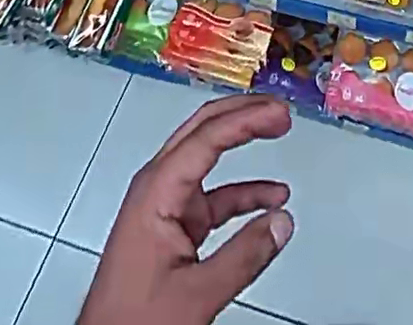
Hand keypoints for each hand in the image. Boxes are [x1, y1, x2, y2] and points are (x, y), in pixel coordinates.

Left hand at [80, 94, 295, 324]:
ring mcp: (167, 202)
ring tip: (278, 131)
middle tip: (278, 109)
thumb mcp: (195, 294)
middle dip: (243, 113)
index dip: (246, 119)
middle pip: (204, 129)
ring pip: (209, 155)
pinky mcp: (175, 222)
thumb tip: (281, 222)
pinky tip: (271, 196)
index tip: (277, 113)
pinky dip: (245, 191)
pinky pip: (215, 195)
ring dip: (244, 142)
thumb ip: (243, 256)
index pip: (207, 137)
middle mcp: (160, 185)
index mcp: (157, 189)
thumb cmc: (131, 319)